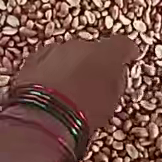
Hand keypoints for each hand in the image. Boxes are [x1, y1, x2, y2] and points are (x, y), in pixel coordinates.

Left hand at [11, 36, 137, 132]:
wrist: (43, 117)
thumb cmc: (82, 113)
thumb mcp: (111, 102)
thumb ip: (115, 81)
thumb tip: (114, 76)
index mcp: (106, 53)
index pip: (122, 45)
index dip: (126, 52)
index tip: (130, 55)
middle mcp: (79, 45)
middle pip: (91, 50)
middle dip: (92, 63)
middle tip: (93, 84)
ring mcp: (54, 51)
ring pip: (66, 55)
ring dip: (69, 67)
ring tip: (69, 91)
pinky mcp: (32, 60)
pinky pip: (46, 62)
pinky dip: (49, 72)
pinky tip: (50, 89)